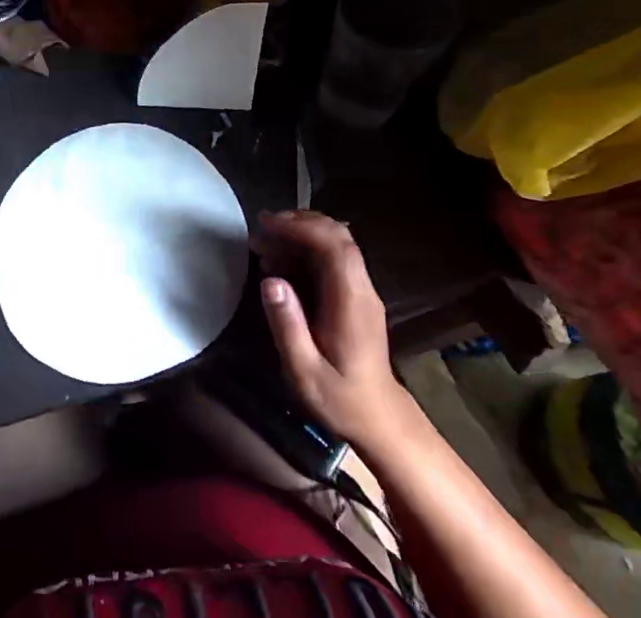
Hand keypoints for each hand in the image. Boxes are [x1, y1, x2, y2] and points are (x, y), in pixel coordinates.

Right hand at [254, 211, 419, 451]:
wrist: (378, 418)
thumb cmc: (340, 399)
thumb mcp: (305, 371)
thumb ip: (287, 326)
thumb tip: (270, 282)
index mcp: (351, 301)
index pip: (334, 245)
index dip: (301, 227)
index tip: (268, 225)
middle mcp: (361, 288)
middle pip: (337, 235)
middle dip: (299, 223)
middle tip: (261, 228)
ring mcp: (362, 290)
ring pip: (336, 244)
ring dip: (300, 236)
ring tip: (263, 246)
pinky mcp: (356, 296)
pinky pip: (333, 260)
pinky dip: (306, 252)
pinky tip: (280, 265)